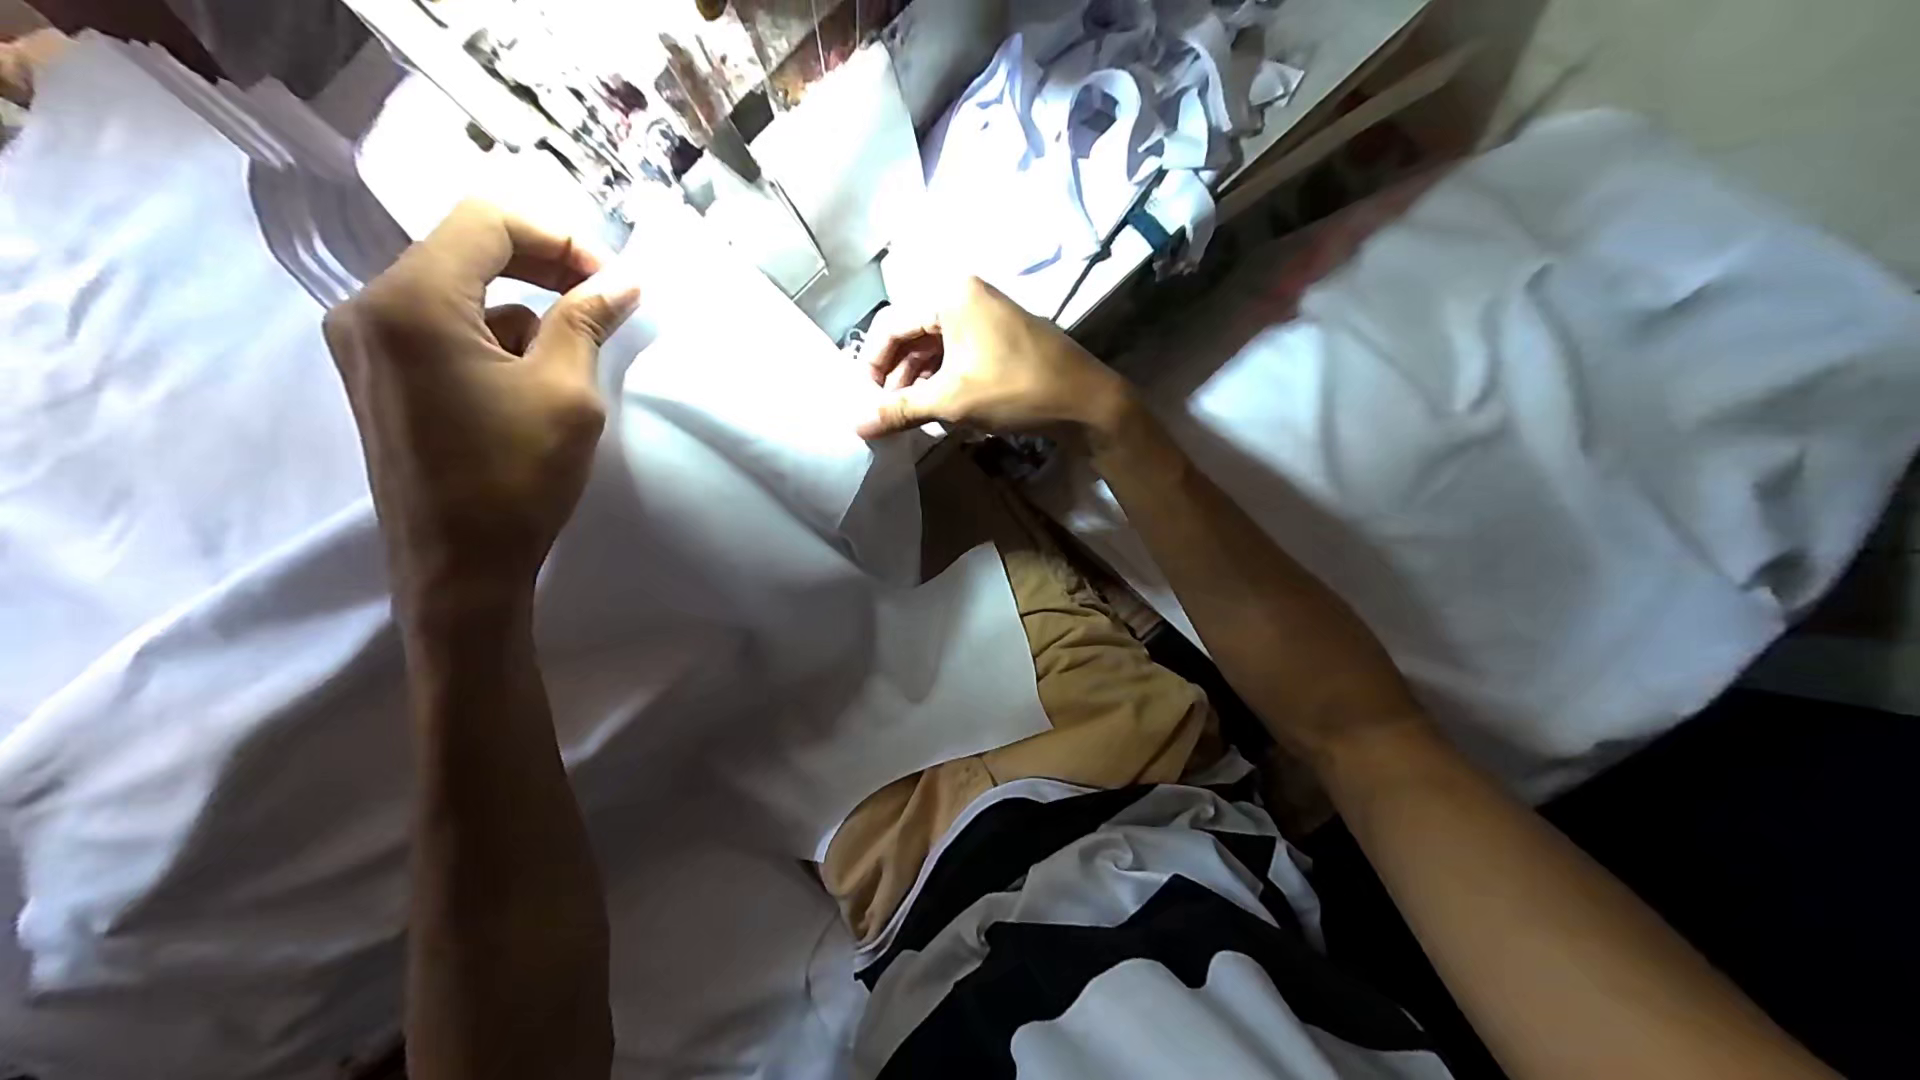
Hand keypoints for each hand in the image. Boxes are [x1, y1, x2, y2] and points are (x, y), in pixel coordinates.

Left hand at [324, 200, 640, 617]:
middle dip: (545, 268)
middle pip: (467, 250)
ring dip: (525, 311)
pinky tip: (530, 386)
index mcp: (411, 302)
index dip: (559, 238)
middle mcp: (370, 309)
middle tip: (604, 302)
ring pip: (461, 293)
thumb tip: (621, 279)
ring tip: (572, 361)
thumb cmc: (515, 479)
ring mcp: (368, 346)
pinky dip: (496, 340)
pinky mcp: (381, 378)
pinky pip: (444, 331)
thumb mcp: (567, 394)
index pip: (485, 222)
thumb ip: (587, 322)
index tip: (610, 281)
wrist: (459, 569)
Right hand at [857, 277, 1135, 441]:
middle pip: (913, 335)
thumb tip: (856, 425)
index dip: (874, 365)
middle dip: (898, 376)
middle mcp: (967, 296)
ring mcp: (988, 316)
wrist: (1086, 402)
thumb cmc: (1015, 390)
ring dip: (920, 382)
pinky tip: (941, 410)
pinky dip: (945, 381)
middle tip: (888, 413)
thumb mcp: (951, 401)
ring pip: (936, 348)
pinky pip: (959, 355)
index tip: (867, 401)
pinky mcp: (1002, 337)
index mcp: (951, 295)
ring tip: (913, 417)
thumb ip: (899, 409)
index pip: (892, 325)